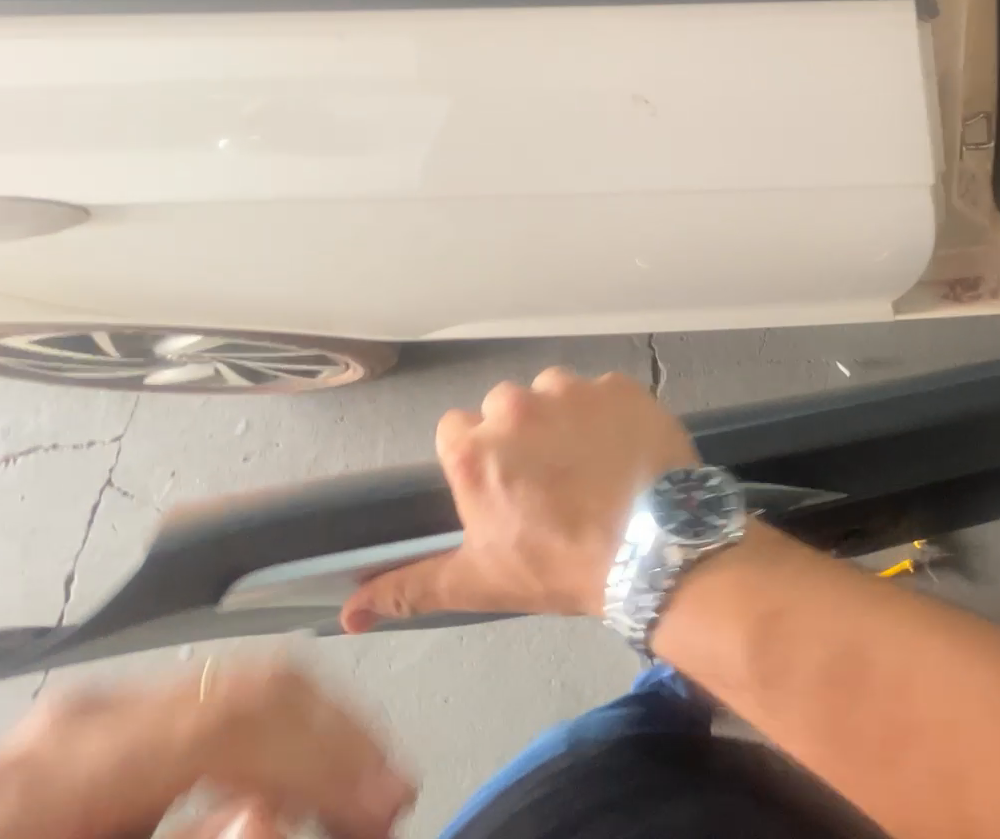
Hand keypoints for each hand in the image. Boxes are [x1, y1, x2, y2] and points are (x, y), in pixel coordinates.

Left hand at [0, 663, 413, 838]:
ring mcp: (107, 714)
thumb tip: (272, 817)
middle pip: (252, 688)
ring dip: (332, 734)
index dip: (319, 754)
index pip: (221, 720)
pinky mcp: (132, 724)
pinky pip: (237, 704)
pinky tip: (324, 773)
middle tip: (392, 799)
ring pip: (258, 684)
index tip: (378, 801)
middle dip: (342, 738)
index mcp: (44, 773)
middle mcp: (82, 722)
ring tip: (371, 789)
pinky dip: (295, 737)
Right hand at [340, 369, 698, 630]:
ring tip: (590, 461)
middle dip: (521, 435)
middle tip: (551, 477)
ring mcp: (574, 391)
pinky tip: (624, 448)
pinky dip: (610, 413)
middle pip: (506, 406)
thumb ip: (411, 586)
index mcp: (474, 448)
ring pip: (555, 391)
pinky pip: (605, 391)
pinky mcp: (621, 387)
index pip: (457, 431)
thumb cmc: (559, 565)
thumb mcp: (480, 580)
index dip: (480, 457)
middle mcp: (517, 406)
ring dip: (565, 416)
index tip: (504, 483)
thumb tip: (348, 612)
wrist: (651, 552)